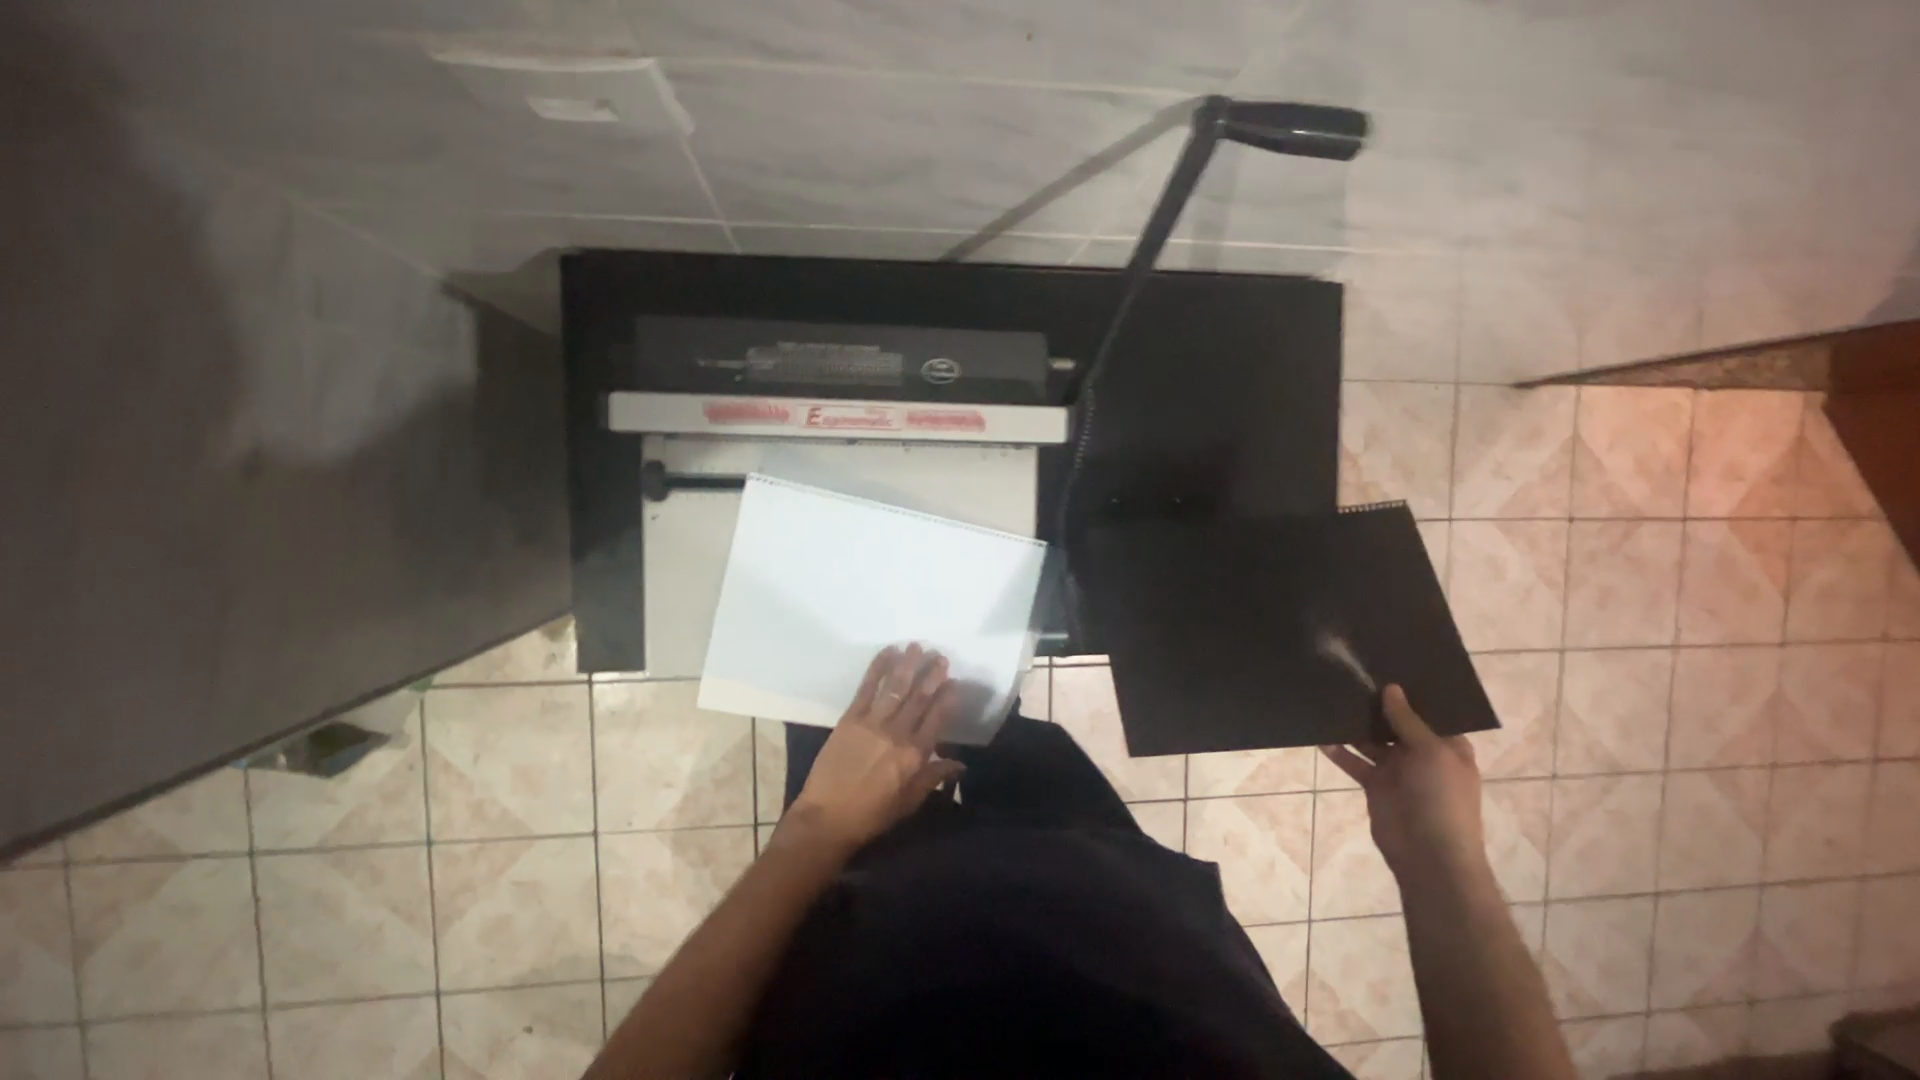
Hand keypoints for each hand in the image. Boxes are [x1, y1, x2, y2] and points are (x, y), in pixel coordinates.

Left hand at [780, 645, 963, 856]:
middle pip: (919, 698)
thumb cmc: (871, 815)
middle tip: (940, 657)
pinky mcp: (849, 719)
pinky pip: (866, 688)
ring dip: (908, 665)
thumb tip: (959, 763)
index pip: (937, 718)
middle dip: (931, 675)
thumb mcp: (909, 802)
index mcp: (914, 755)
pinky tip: (887, 653)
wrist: (827, 818)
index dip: (947, 698)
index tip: (955, 681)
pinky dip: (877, 668)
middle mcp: (896, 734)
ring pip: (895, 687)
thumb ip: (933, 777)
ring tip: (917, 647)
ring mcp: (871, 723)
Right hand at [1320, 685, 1489, 889]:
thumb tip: (1391, 688)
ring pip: (1372, 741)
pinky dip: (1339, 752)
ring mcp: (1397, 770)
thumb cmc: (1441, 799)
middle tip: (1351, 676)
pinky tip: (1320, 738)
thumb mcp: (1431, 752)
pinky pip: (1355, 762)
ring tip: (1332, 700)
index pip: (1427, 713)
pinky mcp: (1374, 785)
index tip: (1386, 667)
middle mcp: (1422, 754)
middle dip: (1377, 706)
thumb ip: (1408, 720)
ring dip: (1355, 726)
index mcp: (1447, 746)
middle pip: (1396, 724)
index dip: (1409, 693)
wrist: (1429, 854)